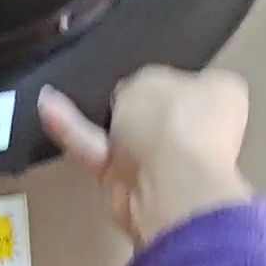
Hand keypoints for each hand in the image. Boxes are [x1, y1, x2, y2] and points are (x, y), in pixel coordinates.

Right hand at [38, 66, 253, 245]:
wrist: (166, 183)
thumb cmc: (171, 121)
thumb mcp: (149, 80)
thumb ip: (134, 87)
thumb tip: (126, 101)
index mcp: (218, 95)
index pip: (184, 84)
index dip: (156, 84)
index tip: (130, 84)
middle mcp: (192, 131)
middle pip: (148, 115)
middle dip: (123, 110)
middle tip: (97, 97)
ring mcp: (159, 162)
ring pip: (117, 137)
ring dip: (88, 121)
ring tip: (50, 101)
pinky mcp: (126, 185)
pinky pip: (97, 152)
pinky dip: (73, 135)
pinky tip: (47, 112)